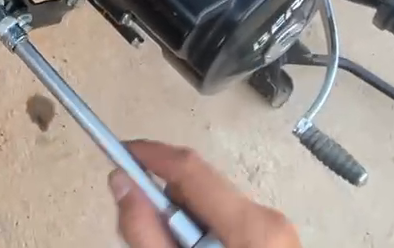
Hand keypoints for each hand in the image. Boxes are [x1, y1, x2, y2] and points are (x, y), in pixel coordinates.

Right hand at [110, 141, 300, 247]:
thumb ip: (145, 231)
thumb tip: (120, 183)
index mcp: (252, 224)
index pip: (188, 167)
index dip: (147, 155)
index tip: (116, 157)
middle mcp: (269, 220)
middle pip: (195, 190)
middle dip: (163, 209)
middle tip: (146, 241)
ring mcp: (277, 236)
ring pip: (207, 210)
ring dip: (181, 230)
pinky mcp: (274, 246)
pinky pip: (224, 228)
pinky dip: (200, 241)